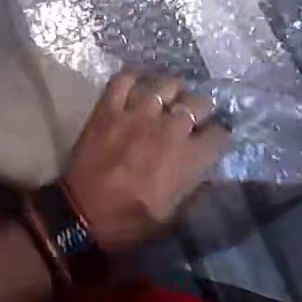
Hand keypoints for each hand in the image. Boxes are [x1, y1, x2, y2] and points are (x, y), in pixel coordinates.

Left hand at [60, 71, 231, 250]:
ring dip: (172, 91)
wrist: (82, 215)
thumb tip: (208, 175)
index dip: (218, 138)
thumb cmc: (131, 222)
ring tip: (168, 99)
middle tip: (192, 118)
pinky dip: (133, 79)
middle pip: (198, 103)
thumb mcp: (175, 216)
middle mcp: (168, 128)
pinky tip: (137, 87)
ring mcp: (136, 114)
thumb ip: (195, 189)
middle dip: (201, 110)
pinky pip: (124, 80)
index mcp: (188, 157)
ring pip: (165, 85)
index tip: (212, 142)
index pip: (219, 135)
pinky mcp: (108, 109)